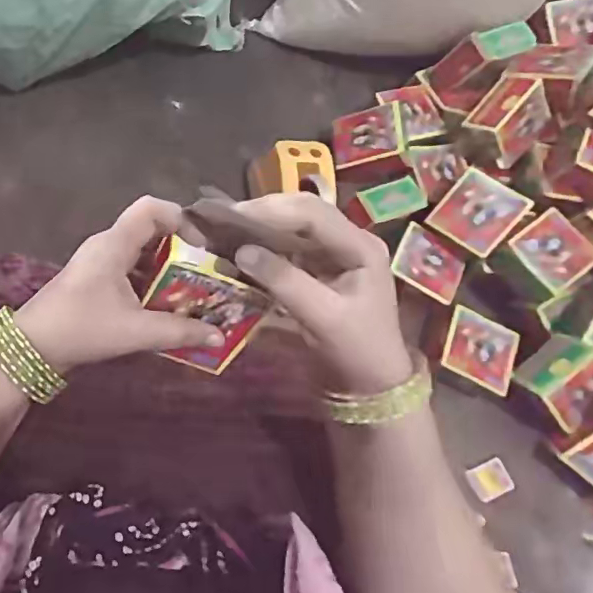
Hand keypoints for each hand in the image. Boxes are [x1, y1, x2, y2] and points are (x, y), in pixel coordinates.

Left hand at [13, 197, 227, 370]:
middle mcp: (106, 246)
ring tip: (189, 294)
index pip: (152, 209)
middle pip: (150, 231)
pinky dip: (149, 283)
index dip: (181, 220)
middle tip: (203, 276)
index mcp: (114, 244)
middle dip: (180, 251)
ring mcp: (97, 263)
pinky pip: (129, 271)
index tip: (201, 248)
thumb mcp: (136, 331)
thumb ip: (179, 332)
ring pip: (140, 254)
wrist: (32, 347)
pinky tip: (162, 308)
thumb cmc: (82, 328)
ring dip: (165, 271)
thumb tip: (219, 337)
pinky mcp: (93, 281)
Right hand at [228, 193, 420, 394]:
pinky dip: (262, 247)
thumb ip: (284, 282)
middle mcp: (348, 241)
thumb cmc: (356, 349)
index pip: (313, 214)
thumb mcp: (322, 318)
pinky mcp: (317, 268)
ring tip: (224, 229)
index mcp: (360, 246)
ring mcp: (333, 253)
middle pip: (301, 213)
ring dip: (259, 227)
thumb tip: (242, 251)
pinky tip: (238, 249)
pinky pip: (286, 248)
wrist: (371, 381)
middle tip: (221, 219)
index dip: (271, 211)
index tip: (232, 216)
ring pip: (291, 227)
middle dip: (261, 213)